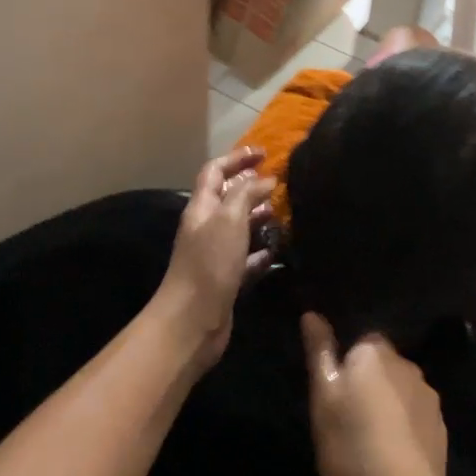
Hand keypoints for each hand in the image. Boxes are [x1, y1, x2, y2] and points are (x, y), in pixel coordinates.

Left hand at [153, 147, 274, 367]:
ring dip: (258, 216)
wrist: (192, 321)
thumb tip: (265, 178)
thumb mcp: (229, 219)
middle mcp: (206, 227)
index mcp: (201, 208)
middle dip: (250, 187)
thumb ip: (246, 194)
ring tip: (283, 211)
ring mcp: (215, 254)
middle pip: (227, 198)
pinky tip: (278, 249)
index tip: (265, 154)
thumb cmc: (209, 263)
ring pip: (238, 227)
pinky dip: (261, 251)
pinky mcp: (226, 279)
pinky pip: (246, 258)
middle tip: (279, 182)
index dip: (237, 159)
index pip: (215, 171)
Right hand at [302, 313, 456, 475]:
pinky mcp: (440, 428)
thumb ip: (320, 352)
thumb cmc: (350, 446)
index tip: (334, 387)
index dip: (347, 360)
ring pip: (400, 389)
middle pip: (383, 363)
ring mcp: (429, 397)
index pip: (362, 339)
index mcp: (376, 352)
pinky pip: (415, 415)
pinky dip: (403, 425)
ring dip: (387, 402)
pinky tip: (390, 452)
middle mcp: (408, 365)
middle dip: (368, 380)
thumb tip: (312, 313)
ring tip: (367, 436)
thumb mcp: (322, 399)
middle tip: (345, 413)